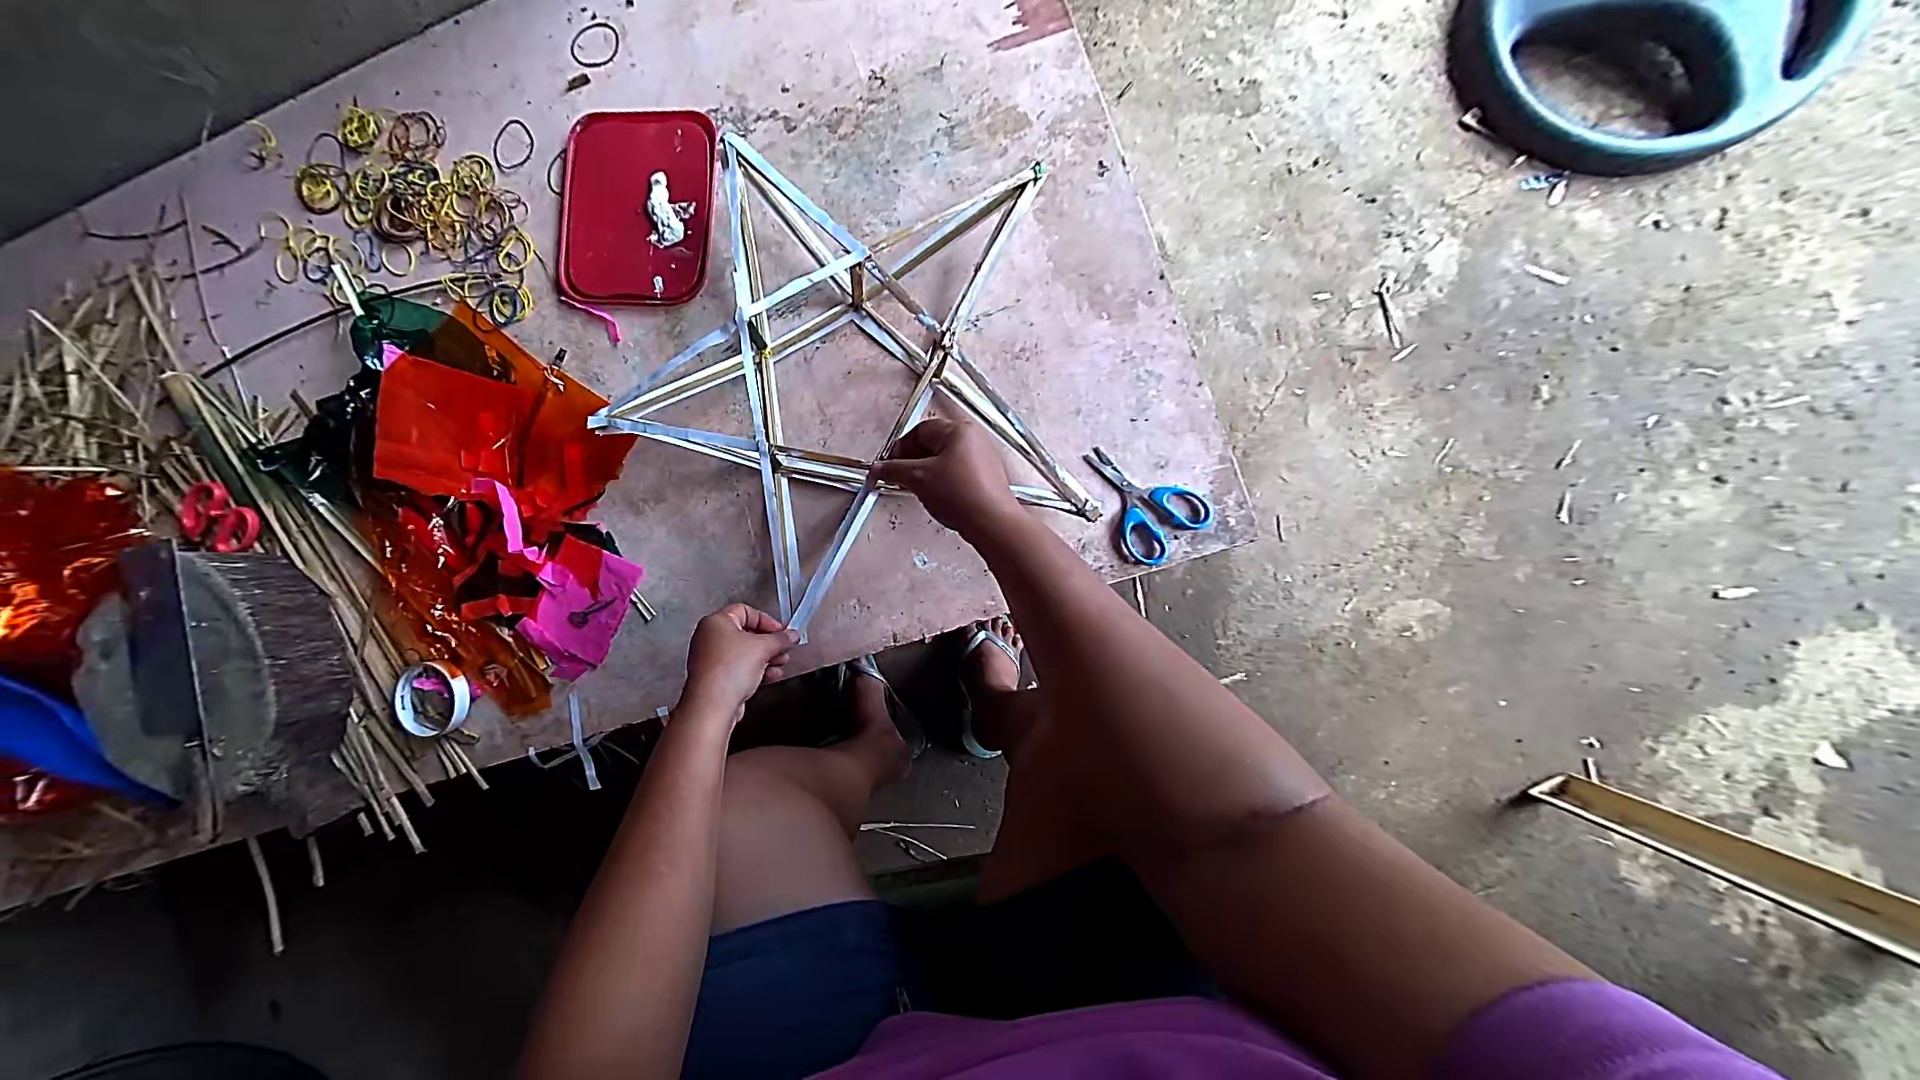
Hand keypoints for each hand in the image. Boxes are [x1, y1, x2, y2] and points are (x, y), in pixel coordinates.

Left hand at [680, 604, 798, 721]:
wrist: (713, 704)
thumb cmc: (726, 672)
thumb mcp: (763, 648)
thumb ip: (781, 639)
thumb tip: (790, 635)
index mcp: (716, 622)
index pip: (746, 611)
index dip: (767, 620)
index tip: (781, 630)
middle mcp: (710, 638)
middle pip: (747, 633)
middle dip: (769, 642)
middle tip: (783, 646)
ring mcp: (712, 658)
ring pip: (744, 652)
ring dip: (766, 657)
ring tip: (780, 661)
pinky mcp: (716, 677)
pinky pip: (739, 668)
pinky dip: (756, 669)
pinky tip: (771, 674)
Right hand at [870, 417, 1020, 536]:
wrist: (991, 522)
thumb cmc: (966, 496)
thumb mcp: (919, 478)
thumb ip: (894, 470)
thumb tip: (881, 468)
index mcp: (959, 430)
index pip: (920, 431)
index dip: (900, 448)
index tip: (889, 464)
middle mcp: (974, 439)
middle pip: (933, 443)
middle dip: (912, 461)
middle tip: (900, 476)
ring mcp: (982, 458)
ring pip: (944, 459)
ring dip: (927, 473)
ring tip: (918, 488)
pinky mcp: (985, 478)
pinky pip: (957, 473)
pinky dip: (943, 482)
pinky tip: (937, 496)